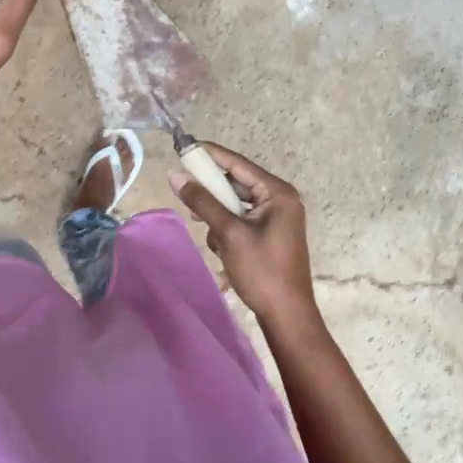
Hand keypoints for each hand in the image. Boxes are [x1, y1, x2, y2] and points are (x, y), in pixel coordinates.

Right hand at [171, 144, 317, 323]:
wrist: (287, 315)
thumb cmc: (261, 270)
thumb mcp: (228, 233)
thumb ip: (202, 201)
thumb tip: (175, 175)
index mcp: (278, 193)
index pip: (238, 164)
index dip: (210, 155)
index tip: (184, 147)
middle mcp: (280, 199)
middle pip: (236, 182)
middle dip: (212, 192)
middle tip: (186, 192)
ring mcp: (276, 217)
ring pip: (235, 203)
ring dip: (218, 214)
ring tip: (205, 228)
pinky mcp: (269, 233)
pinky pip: (241, 218)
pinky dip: (226, 227)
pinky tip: (220, 247)